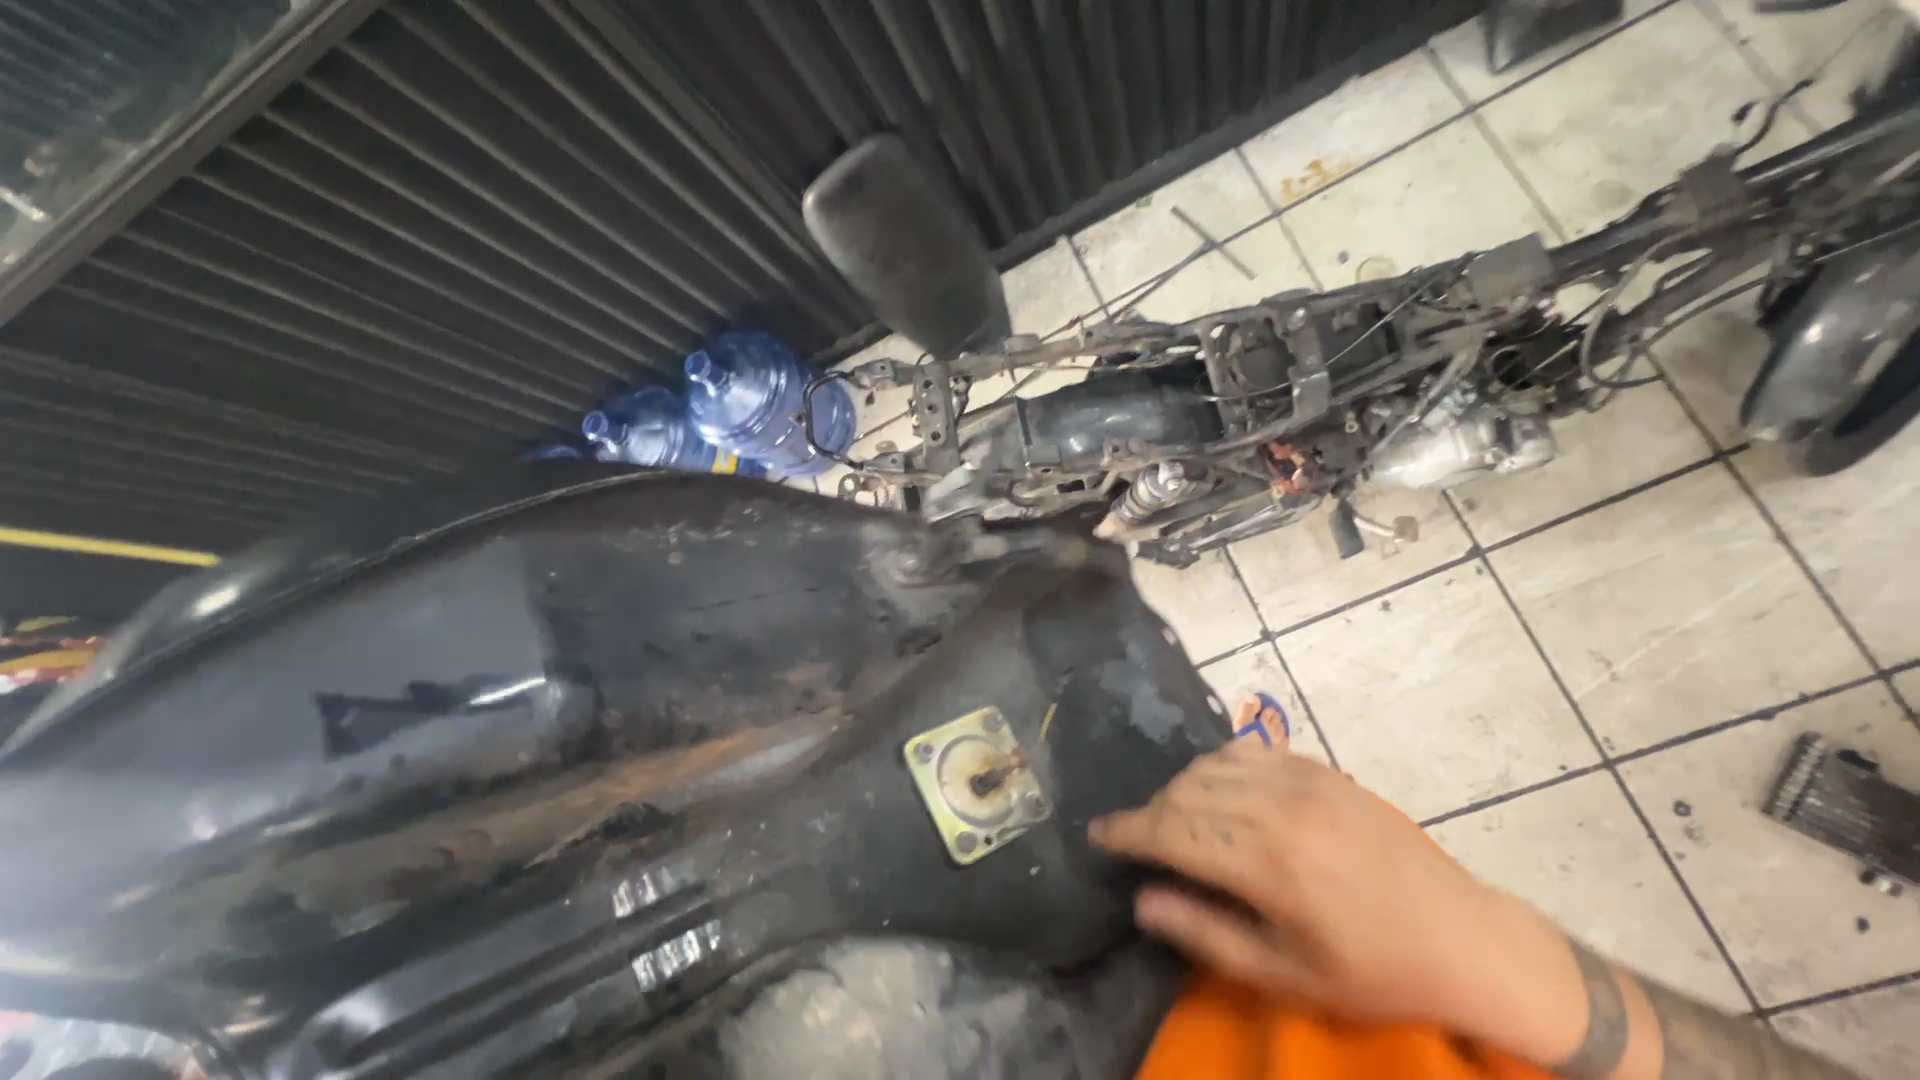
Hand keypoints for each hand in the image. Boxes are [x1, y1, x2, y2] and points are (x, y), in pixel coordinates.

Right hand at [1089, 698, 1583, 1052]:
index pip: (1172, 832)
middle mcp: (1280, 808)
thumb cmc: (1374, 971)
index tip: (1097, 833)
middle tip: (1136, 838)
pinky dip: (1218, 765)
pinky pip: (1249, 750)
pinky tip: (1218, 790)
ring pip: (1211, 765)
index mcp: (1269, 864)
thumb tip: (1142, 900)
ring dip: (1180, 787)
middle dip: (1149, 812)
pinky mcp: (1323, 769)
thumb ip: (1205, 933)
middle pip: (1185, 792)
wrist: (1467, 940)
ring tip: (1174, 817)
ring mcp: (1305, 779)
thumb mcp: (1285, 974)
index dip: (1127, 831)